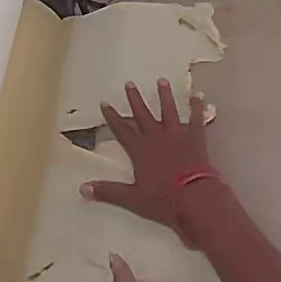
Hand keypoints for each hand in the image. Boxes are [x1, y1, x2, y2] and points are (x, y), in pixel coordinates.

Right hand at [84, 80, 221, 232]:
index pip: (122, 130)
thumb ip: (108, 191)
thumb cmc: (163, 200)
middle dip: (135, 99)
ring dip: (165, 96)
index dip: (112, 117)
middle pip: (144, 115)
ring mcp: (178, 136)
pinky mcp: (196, 139)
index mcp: (141, 150)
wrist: (195, 199)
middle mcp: (157, 138)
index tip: (105, 103)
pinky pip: (196, 119)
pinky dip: (197, 107)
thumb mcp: (132, 198)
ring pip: (169, 111)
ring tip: (162, 81)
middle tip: (130, 84)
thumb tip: (82, 189)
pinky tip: (198, 95)